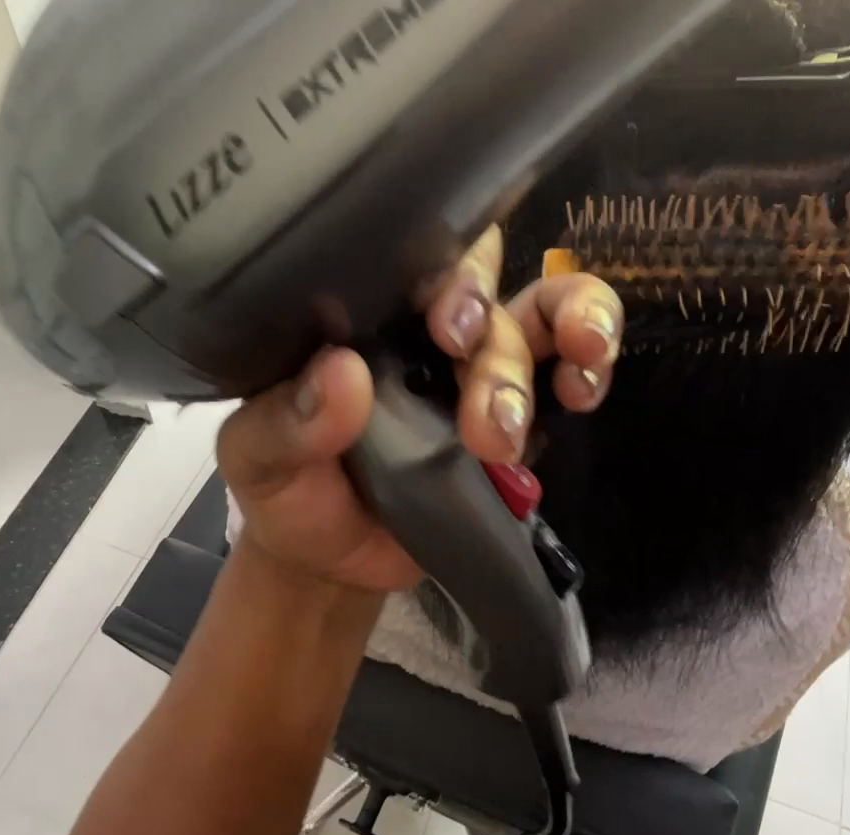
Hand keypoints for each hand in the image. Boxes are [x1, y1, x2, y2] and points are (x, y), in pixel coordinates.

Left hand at [219, 227, 623, 592]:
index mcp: (361, 323)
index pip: (410, 258)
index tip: (452, 326)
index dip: (445, 274)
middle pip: (487, 287)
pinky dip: (589, 371)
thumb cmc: (289, 495)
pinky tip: (584, 390)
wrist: (335, 562)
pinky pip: (567, 374)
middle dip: (497, 331)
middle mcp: (422, 334)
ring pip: (540, 317)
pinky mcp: (514, 421)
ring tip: (575, 382)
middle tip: (482, 381)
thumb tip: (342, 373)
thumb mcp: (260, 461)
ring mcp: (474, 375)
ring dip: (569, 334)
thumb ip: (288, 422)